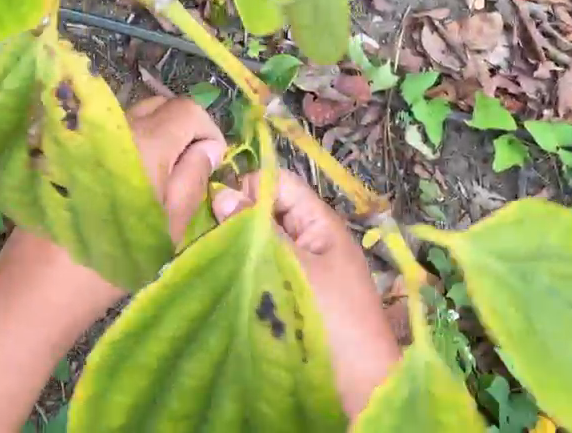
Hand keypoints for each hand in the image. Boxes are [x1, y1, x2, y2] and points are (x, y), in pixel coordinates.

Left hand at [0, 96, 226, 317]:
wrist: (38, 286)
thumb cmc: (113, 261)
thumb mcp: (169, 227)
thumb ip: (193, 178)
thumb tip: (208, 147)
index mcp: (146, 142)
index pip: (188, 110)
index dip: (208, 130)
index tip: (213, 160)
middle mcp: (116, 126)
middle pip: (160, 105)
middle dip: (182, 127)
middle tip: (188, 166)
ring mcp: (88, 134)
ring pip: (133, 115)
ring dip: (154, 133)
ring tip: (157, 175)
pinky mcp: (67, 147)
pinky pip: (108, 131)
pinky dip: (126, 142)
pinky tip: (123, 180)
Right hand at [212, 170, 401, 417]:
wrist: (364, 387)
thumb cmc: (334, 317)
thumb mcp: (295, 266)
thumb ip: (258, 229)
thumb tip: (222, 192)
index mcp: (317, 220)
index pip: (277, 183)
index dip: (248, 188)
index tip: (217, 210)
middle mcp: (311, 238)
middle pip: (267, 212)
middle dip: (238, 220)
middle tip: (207, 239)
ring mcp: (303, 268)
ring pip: (263, 242)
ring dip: (240, 249)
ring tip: (212, 261)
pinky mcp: (294, 296)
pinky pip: (265, 270)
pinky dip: (246, 272)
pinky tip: (225, 282)